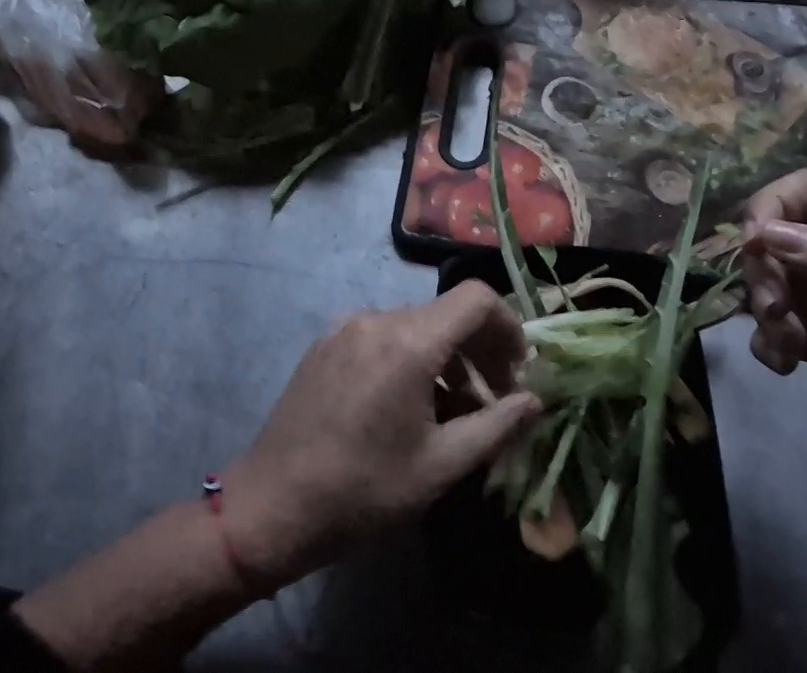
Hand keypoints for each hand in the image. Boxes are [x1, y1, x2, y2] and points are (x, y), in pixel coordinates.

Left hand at [221, 282, 542, 584]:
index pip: (476, 299)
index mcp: (407, 342)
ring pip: (414, 327)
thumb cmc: (363, 490)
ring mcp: (343, 330)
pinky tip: (407, 408)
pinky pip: (381, 338)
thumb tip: (535, 400)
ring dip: (445, 359)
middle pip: (446, 313)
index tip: (519, 371)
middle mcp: (374, 320)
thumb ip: (496, 425)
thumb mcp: (440, 465)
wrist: (271, 506)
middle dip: (480, 351)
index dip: (509, 327)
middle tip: (495, 401)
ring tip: (453, 413)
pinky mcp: (323, 347)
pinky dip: (409, 360)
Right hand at [741, 170, 806, 507]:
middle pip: (785, 239)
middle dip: (766, 271)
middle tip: (775, 314)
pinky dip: (771, 343)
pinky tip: (786, 368)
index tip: (753, 247)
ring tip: (786, 352)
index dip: (775, 207)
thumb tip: (768, 234)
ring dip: (766, 311)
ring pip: (779, 286)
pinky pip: (784, 330)